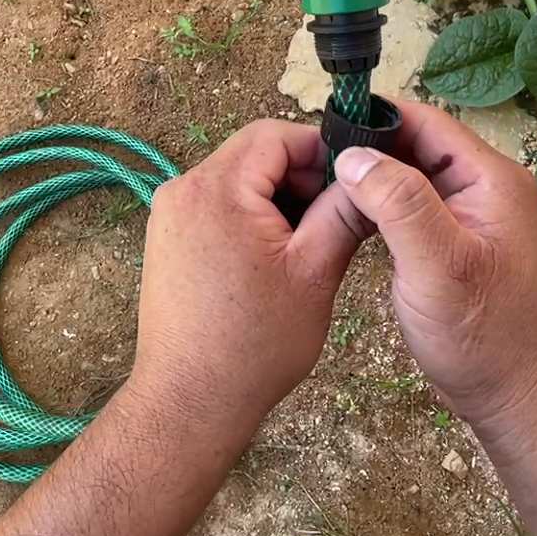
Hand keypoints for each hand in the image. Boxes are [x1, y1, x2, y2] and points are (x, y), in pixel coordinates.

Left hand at [130, 121, 367, 436]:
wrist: (189, 400)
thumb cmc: (254, 342)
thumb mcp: (314, 272)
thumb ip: (344, 214)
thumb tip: (369, 178)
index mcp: (217, 187)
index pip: (274, 135)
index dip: (319, 150)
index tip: (353, 180)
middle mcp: (184, 189)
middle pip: (253, 154)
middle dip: (299, 177)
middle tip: (336, 216)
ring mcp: (169, 214)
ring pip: (238, 180)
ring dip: (277, 199)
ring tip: (308, 242)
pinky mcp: (167, 238)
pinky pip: (218, 205)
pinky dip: (251, 216)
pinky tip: (275, 255)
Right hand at [332, 100, 536, 434]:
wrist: (516, 399)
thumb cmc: (483, 336)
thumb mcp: (438, 264)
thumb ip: (399, 203)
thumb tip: (353, 155)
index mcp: (492, 179)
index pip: (427, 123)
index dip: (376, 118)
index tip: (326, 127)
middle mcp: (487, 187)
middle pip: (418, 145)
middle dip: (369, 147)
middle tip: (315, 158)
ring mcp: (473, 214)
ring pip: (412, 175)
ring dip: (373, 176)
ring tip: (324, 181)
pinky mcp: (457, 239)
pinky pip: (414, 204)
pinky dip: (382, 203)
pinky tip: (351, 213)